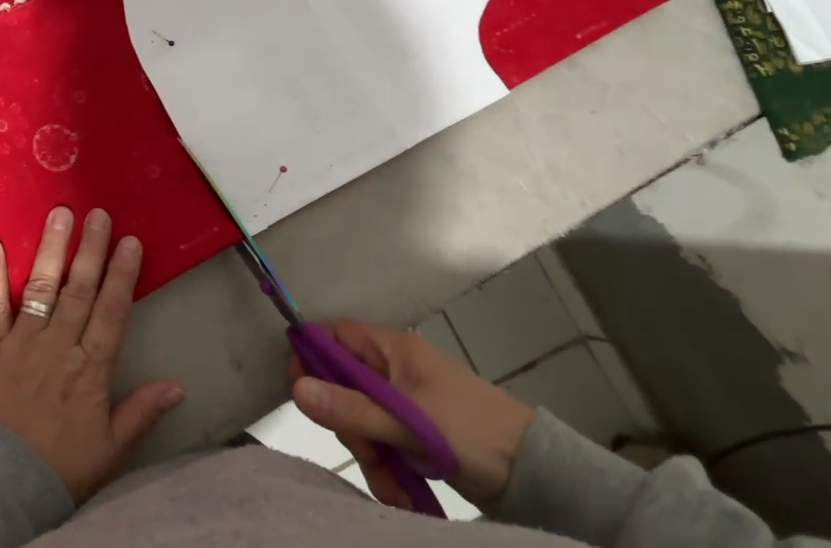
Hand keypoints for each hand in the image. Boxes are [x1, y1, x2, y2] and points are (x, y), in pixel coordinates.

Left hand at [0, 206, 186, 503]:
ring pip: (40, 288)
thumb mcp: (111, 448)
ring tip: (59, 214)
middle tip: (98, 214)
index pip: (112, 312)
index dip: (123, 275)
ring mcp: (21, 343)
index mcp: (90, 368)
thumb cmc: (60, 466)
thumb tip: (179, 387)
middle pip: (79, 290)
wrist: (1, 485)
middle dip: (91, 249)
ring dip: (51, 249)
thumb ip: (142, 411)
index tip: (131, 241)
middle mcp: (57, 346)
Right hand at [289, 320, 534, 509]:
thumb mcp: (406, 422)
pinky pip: (383, 445)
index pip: (336, 337)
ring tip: (392, 485)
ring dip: (370, 456)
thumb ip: (350, 409)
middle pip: (344, 386)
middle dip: (350, 426)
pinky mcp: (416, 434)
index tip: (302, 391)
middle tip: (367, 451)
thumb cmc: (471, 433)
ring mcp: (406, 404)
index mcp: (394, 350)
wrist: (536, 475)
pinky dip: (388, 469)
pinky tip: (402, 492)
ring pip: (362, 422)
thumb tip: (294, 389)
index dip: (314, 358)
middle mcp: (396, 371)